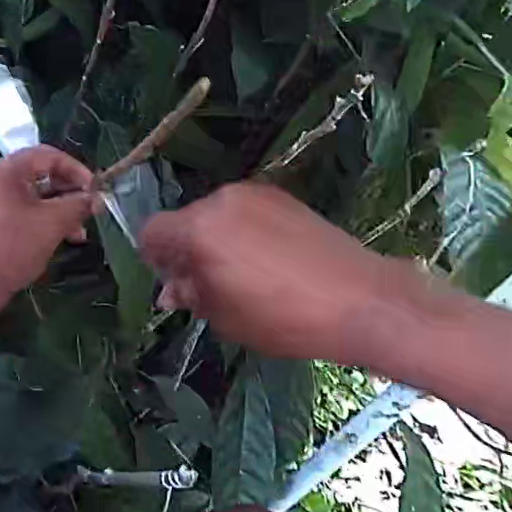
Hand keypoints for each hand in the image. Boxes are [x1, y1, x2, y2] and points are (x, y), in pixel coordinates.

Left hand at [0, 146, 96, 300]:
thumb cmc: (14, 247)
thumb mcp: (54, 223)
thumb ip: (78, 204)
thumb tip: (94, 198)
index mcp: (5, 169)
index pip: (48, 155)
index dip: (77, 170)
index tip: (95, 190)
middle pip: (39, 174)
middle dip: (68, 193)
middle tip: (89, 210)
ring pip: (30, 195)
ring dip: (57, 210)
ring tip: (78, 233)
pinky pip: (17, 209)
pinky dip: (39, 218)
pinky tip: (57, 237)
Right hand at [140, 182, 425, 365]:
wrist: (359, 298)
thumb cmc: (284, 318)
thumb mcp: (225, 317)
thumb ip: (191, 295)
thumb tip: (171, 288)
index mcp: (199, 228)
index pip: (152, 231)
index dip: (155, 257)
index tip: (174, 281)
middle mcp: (221, 199)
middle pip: (186, 220)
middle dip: (189, 249)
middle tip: (210, 284)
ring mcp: (255, 193)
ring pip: (216, 214)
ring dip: (217, 238)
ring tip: (247, 273)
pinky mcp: (282, 195)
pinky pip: (245, 210)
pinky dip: (244, 230)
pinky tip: (271, 259)